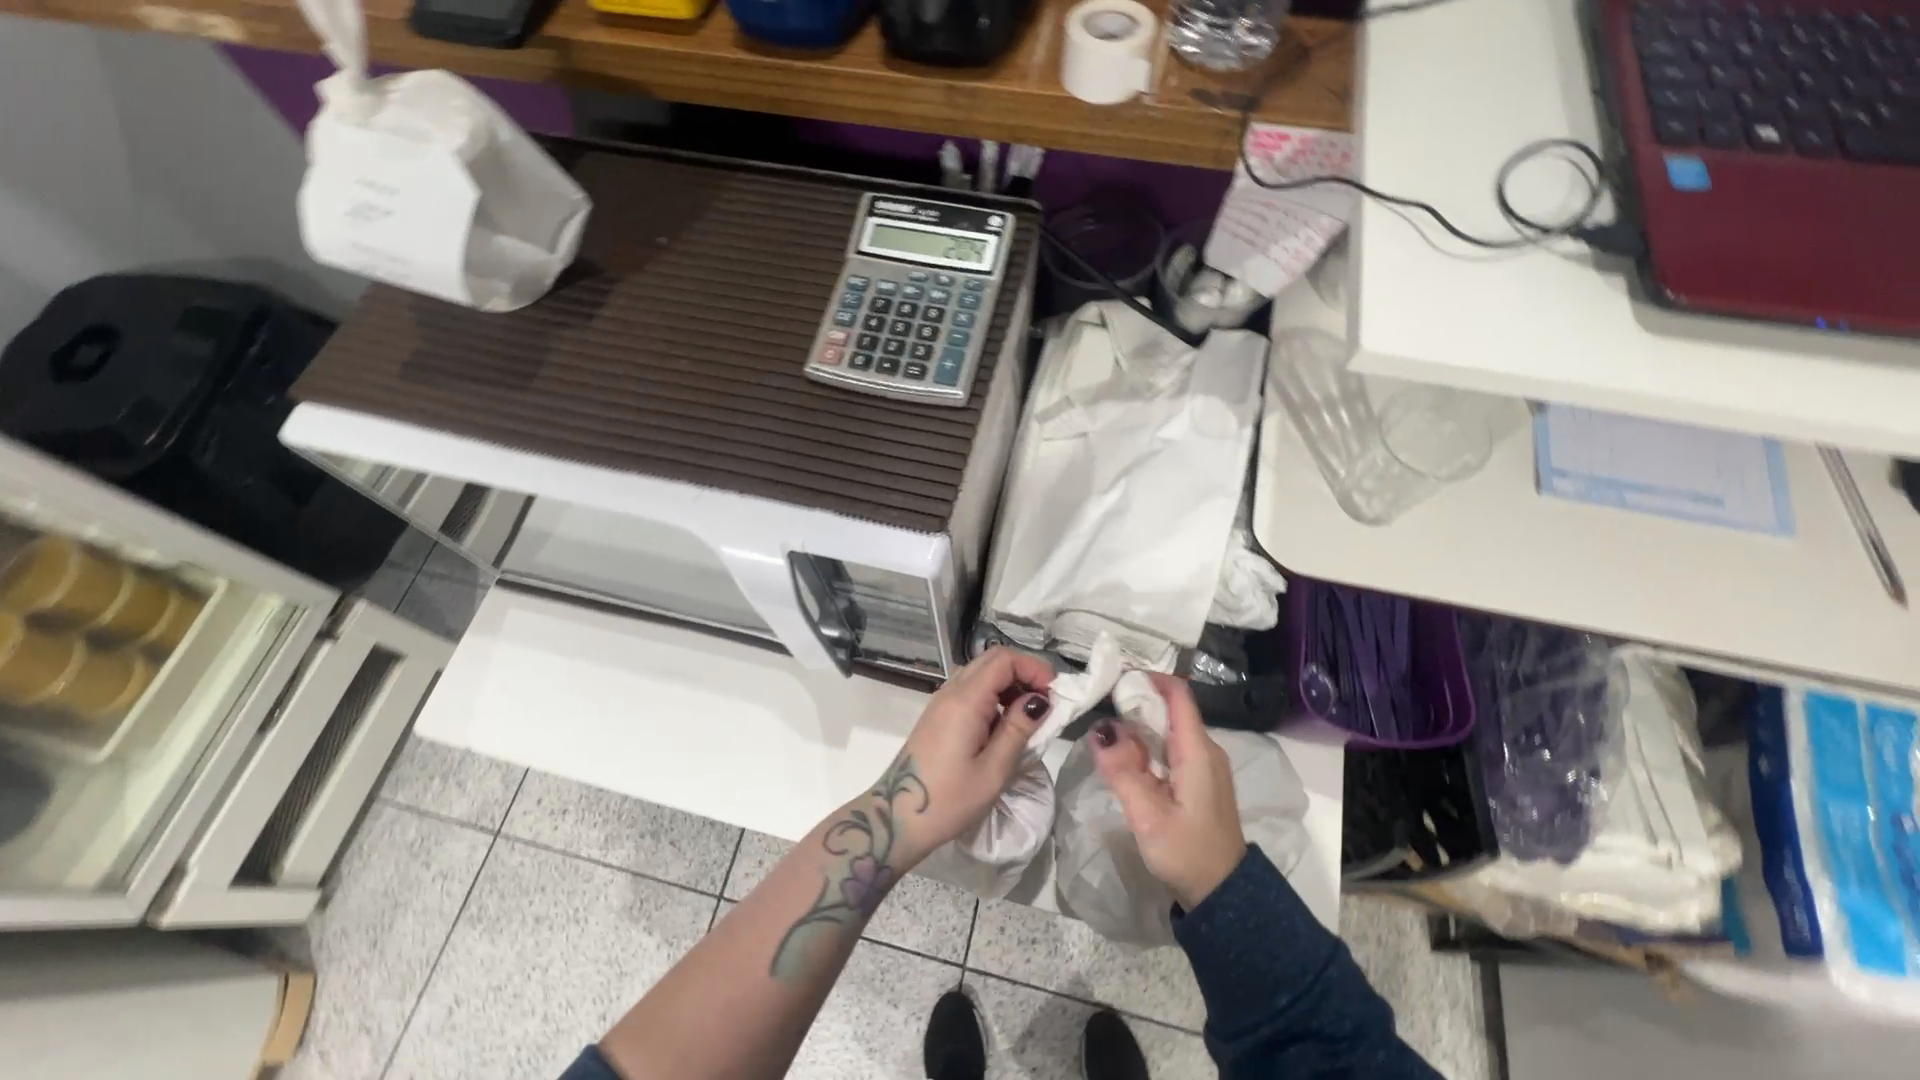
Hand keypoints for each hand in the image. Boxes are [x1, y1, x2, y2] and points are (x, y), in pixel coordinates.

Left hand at [876, 647, 1054, 865]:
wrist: (899, 819)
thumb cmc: (950, 799)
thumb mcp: (994, 770)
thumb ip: (1018, 729)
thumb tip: (1040, 700)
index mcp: (965, 700)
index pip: (1004, 659)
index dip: (1034, 668)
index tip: (1055, 695)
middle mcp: (950, 692)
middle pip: (992, 660)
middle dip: (1024, 673)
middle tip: (1046, 703)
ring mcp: (941, 703)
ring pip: (980, 674)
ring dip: (1008, 685)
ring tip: (1029, 717)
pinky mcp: (938, 716)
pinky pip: (970, 691)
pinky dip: (993, 697)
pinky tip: (1004, 726)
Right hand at [1089, 673, 1246, 909]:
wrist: (1222, 895)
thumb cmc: (1187, 853)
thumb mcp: (1148, 816)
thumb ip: (1122, 771)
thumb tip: (1099, 730)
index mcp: (1197, 751)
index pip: (1178, 695)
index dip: (1149, 679)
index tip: (1114, 678)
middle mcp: (1205, 751)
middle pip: (1171, 709)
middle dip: (1136, 701)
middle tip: (1098, 702)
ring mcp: (1203, 766)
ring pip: (1168, 730)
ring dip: (1138, 725)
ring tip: (1103, 728)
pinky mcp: (1197, 782)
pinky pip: (1170, 750)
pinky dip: (1146, 745)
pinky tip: (1123, 756)